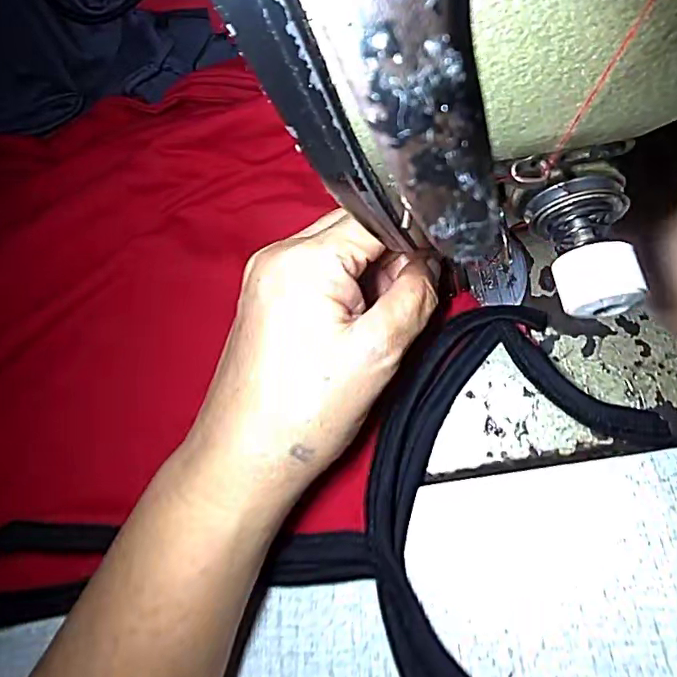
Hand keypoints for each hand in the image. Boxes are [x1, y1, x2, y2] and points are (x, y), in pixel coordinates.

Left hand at [181, 209, 438, 514]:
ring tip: (364, 330)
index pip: (375, 219)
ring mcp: (268, 273)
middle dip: (389, 262)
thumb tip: (430, 265)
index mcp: (302, 261)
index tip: (429, 274)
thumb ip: (415, 295)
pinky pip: (320, 270)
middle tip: (396, 312)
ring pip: (341, 250)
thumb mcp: (379, 352)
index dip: (412, 243)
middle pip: (356, 230)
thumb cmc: (296, 416)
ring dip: (367, 278)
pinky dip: (345, 290)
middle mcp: (277, 256)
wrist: (246, 456)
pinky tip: (346, 331)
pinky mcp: (268, 292)